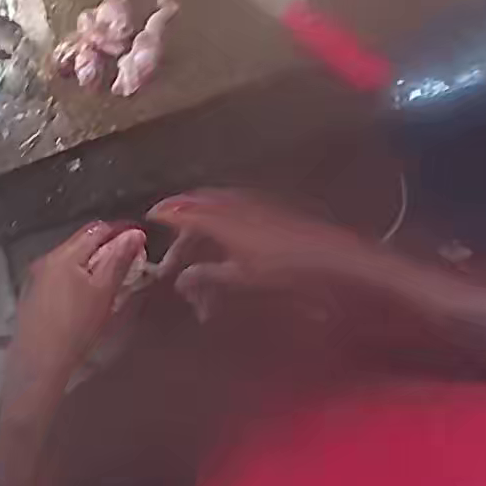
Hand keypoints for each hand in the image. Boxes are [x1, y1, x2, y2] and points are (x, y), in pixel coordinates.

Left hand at [1, 222, 147, 420]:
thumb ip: (119, 259)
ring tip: (113, 277)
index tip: (141, 241)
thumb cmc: (76, 327)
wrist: (39, 364)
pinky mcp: (34, 294)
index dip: (122, 231)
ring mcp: (38, 277)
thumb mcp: (104, 292)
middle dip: (108, 245)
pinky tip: (88, 293)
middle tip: (132, 259)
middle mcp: (47, 259)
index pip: (98, 229)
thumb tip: (134, 234)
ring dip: (94, 261)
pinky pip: (62, 273)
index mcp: (65, 254)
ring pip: (72, 258)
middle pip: (83, 241)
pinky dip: (79, 274)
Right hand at [146, 190, 395, 302]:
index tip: (150, 217)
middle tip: (173, 257)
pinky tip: (226, 247)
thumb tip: (182, 279)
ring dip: (203, 230)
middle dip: (184, 229)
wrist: (335, 259)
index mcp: (224, 220)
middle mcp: (236, 207)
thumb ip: (209, 276)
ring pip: (217, 211)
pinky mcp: (271, 212)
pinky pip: (235, 213)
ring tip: (196, 256)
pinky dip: (222, 228)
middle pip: (199, 210)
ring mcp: (255, 207)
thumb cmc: (286, 269)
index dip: (166, 212)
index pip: (185, 210)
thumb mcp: (243, 278)